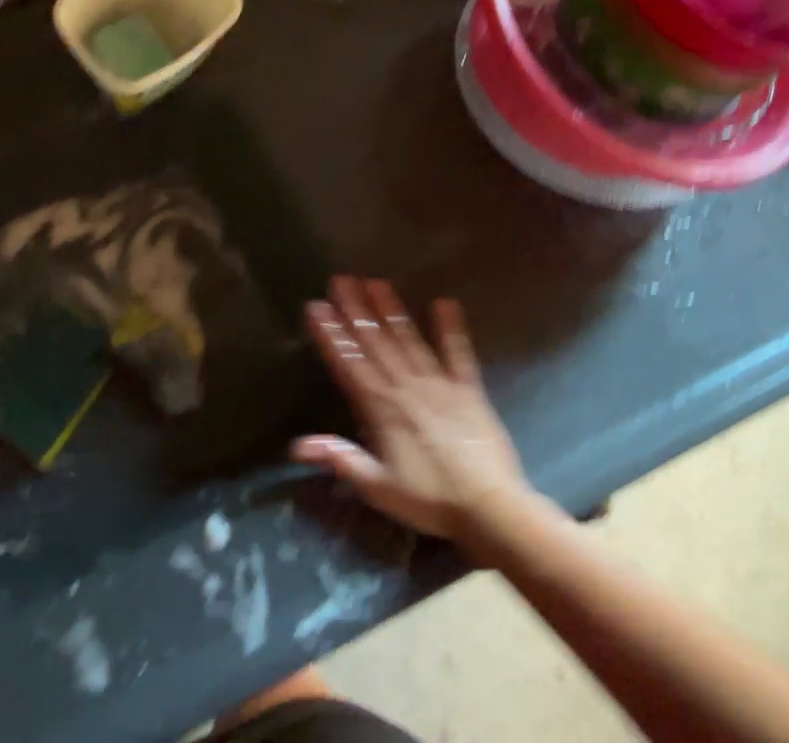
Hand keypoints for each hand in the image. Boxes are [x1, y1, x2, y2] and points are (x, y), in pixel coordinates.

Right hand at [291, 276, 533, 538]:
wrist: (490, 507)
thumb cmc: (429, 500)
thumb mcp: (377, 486)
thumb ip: (341, 459)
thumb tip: (297, 445)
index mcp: (382, 410)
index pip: (350, 365)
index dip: (331, 335)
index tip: (317, 308)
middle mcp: (407, 389)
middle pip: (376, 344)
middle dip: (356, 311)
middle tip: (341, 280)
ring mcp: (440, 386)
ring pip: (409, 341)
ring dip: (391, 311)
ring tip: (376, 282)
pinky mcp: (469, 391)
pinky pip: (459, 354)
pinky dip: (451, 329)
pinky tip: (444, 303)